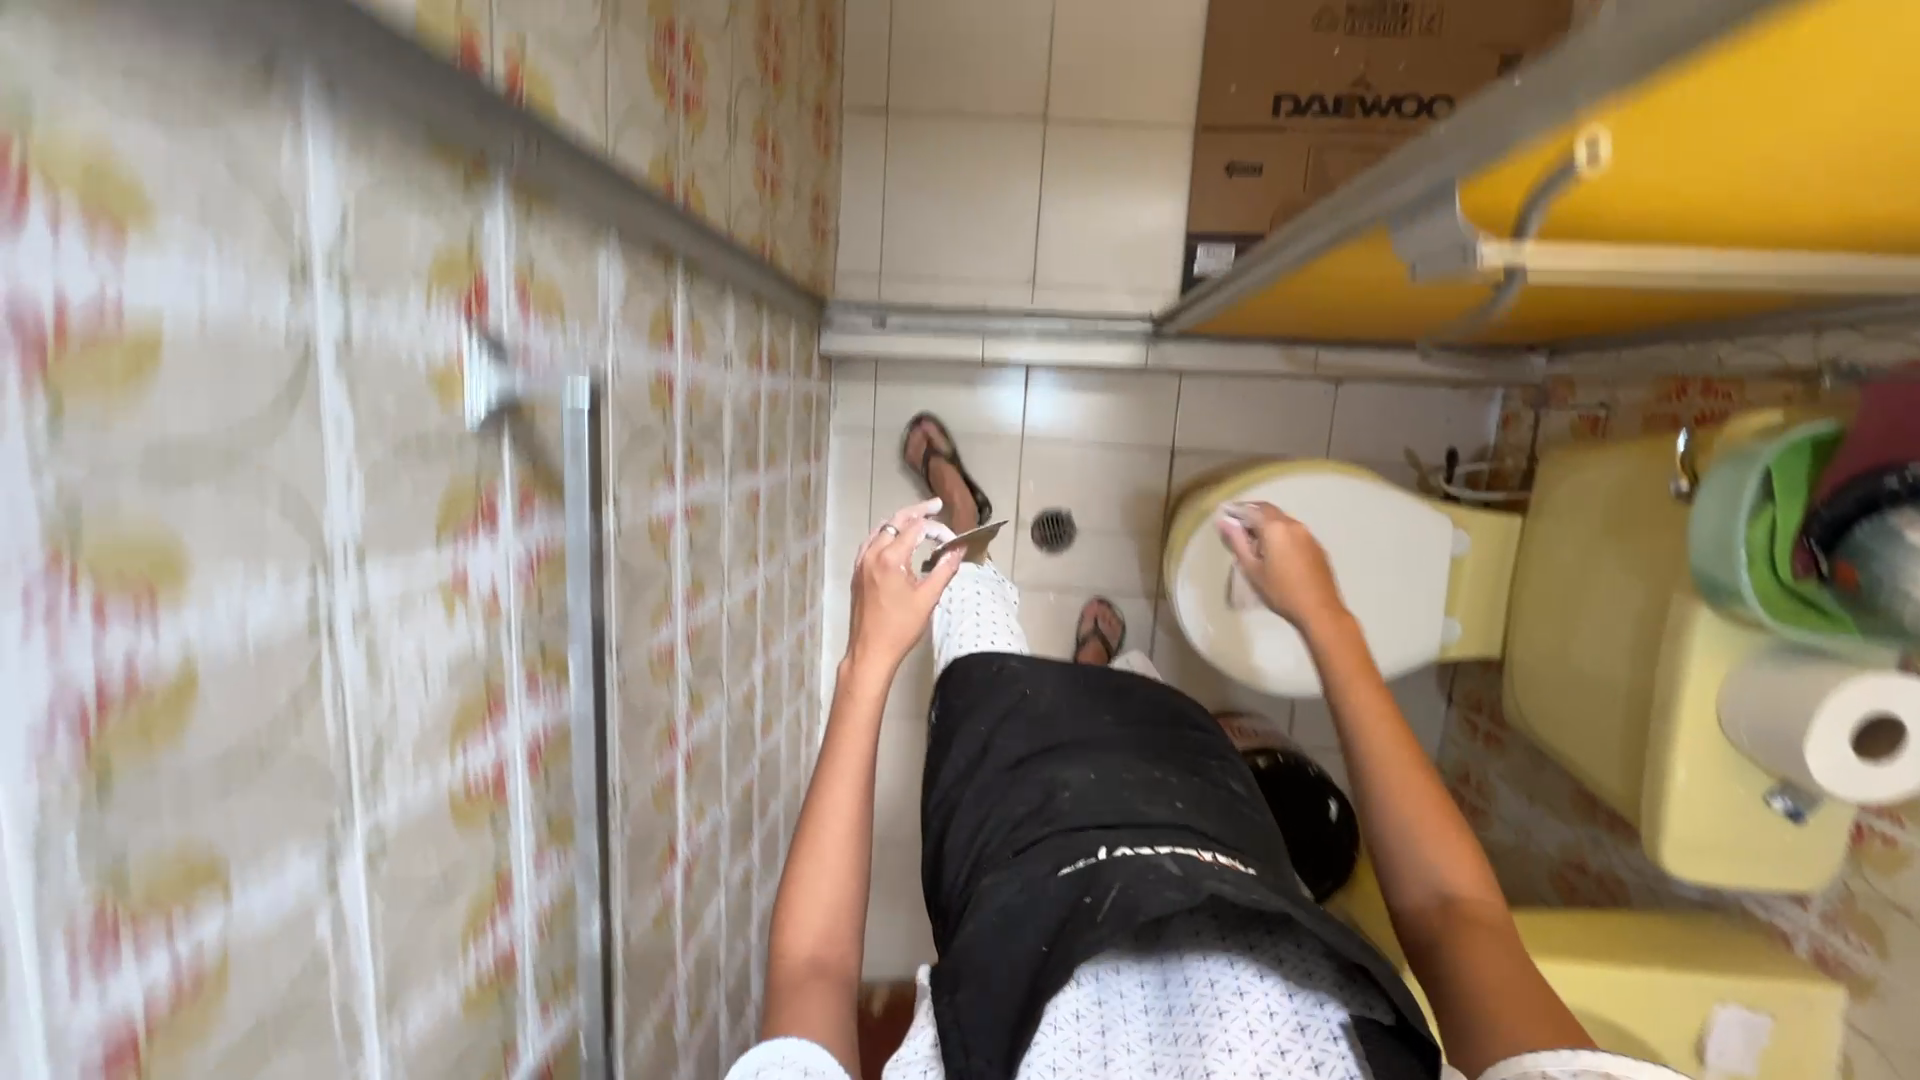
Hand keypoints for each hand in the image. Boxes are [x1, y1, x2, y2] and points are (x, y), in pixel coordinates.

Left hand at [845, 497, 964, 673]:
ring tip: (919, 518)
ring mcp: (861, 562)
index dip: (937, 528)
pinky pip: (870, 542)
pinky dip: (885, 534)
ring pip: (880, 530)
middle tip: (936, 506)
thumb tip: (958, 550)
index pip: (916, 528)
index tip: (952, 539)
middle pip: (895, 521)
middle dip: (917, 511)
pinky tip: (895, 539)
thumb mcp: (928, 598)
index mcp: (890, 558)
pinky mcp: (857, 572)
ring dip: (900, 521)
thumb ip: (944, 569)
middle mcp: (872, 554)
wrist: (870, 650)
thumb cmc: (900, 627)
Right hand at [1215, 501, 1348, 632]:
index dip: (1236, 509)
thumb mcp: (1252, 568)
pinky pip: (1293, 531)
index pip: (1252, 509)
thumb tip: (1224, 522)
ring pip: (1282, 520)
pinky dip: (1280, 532)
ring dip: (1266, 523)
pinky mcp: (1316, 546)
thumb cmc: (1280, 591)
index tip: (1225, 514)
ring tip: (1254, 540)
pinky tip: (1275, 550)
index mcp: (1275, 528)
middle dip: (1252, 513)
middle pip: (1269, 511)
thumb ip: (1237, 542)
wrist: (1319, 610)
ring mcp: (1308, 534)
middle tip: (1237, 526)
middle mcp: (1293, 524)